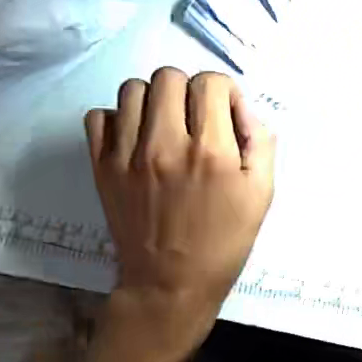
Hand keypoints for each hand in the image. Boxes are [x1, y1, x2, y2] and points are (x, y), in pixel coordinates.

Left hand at [84, 69, 275, 361]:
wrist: (171, 284)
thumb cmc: (225, 241)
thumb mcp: (262, 194)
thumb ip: (260, 144)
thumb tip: (243, 110)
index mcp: (211, 151)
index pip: (210, 83)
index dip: (224, 91)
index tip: (226, 114)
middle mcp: (166, 144)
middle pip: (168, 77)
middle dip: (188, 90)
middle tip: (196, 118)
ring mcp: (127, 154)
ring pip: (132, 89)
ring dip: (153, 100)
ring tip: (165, 125)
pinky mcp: (101, 167)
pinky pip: (99, 116)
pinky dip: (118, 119)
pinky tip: (136, 139)